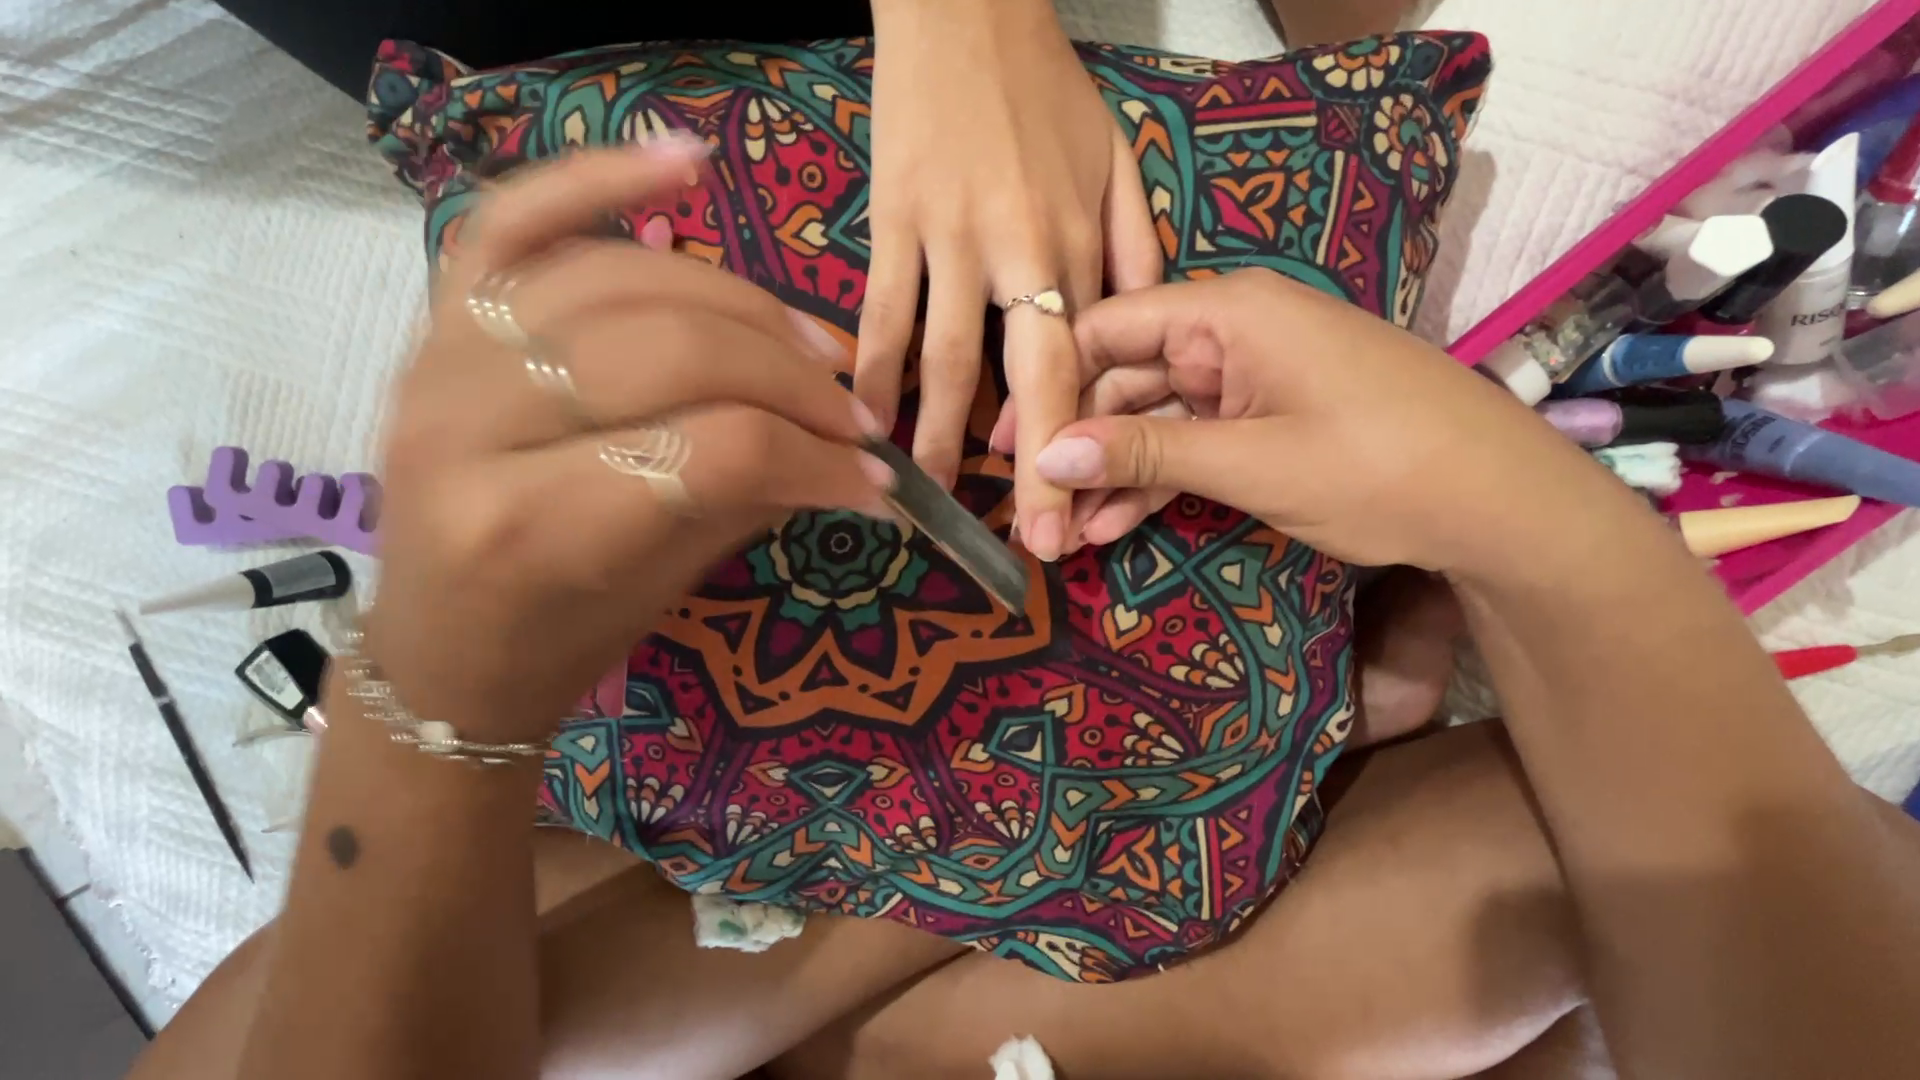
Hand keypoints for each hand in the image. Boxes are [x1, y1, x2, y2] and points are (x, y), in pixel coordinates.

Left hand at [363, 141, 893, 744]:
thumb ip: (754, 498)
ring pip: (623, 281)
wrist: (442, 646)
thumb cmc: (560, 639)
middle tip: (852, 415)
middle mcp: (474, 424)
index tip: (875, 479)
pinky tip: (687, 165)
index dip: (813, 458)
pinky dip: (602, 181)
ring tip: (812, 347)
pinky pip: (516, 222)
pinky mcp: (436, 322)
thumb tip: (852, 453)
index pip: (712, 454)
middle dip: (791, 381)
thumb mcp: (667, 585)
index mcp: (532, 525)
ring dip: (743, 305)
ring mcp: (442, 358)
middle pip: (673, 351)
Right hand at [859, 0, 1161, 560]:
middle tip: (1028, 544)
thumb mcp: (1118, 157)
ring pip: (944, 357)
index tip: (1079, 515)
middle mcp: (1023, 249)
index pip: (1086, 366)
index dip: (1082, 447)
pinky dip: (871, 371)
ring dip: (937, 436)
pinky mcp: (893, 219)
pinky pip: (882, 309)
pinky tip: (864, 420)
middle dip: (1029, 468)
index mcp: (1083, 240)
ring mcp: (952, 236)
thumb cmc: (1045, 88)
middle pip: (1027, 378)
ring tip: (932, 498)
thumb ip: (1137, 246)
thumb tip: (1144, 330)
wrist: (964, 6)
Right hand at [1025, 269, 1618, 571]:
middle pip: (1124, 381)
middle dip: (1079, 446)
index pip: (1108, 329)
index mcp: (1228, 312)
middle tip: (1032, 507)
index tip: (1006, 440)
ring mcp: (1248, 380)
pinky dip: (1156, 481)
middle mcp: (1231, 333)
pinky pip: (1190, 443)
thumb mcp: (1250, 461)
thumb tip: (1049, 453)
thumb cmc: (1377, 466)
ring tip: (1066, 532)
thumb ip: (1145, 451)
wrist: (1499, 506)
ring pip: (1153, 421)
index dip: (1049, 383)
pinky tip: (1114, 526)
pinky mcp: (1264, 421)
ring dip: (1112, 474)